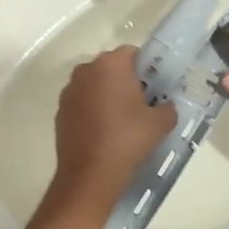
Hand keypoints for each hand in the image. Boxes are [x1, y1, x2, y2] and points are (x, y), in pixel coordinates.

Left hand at [53, 46, 177, 204]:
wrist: (90, 175)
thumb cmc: (127, 140)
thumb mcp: (160, 123)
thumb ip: (168, 108)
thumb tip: (165, 106)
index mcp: (110, 65)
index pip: (132, 53)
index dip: (146, 68)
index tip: (154, 88)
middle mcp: (85, 71)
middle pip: (111, 68)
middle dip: (125, 81)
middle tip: (141, 104)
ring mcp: (69, 91)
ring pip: (94, 86)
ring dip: (107, 96)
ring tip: (121, 121)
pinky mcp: (60, 112)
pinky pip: (82, 104)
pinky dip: (92, 111)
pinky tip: (103, 133)